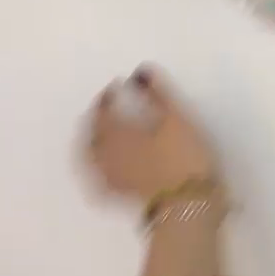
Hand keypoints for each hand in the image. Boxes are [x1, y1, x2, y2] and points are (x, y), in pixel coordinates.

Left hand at [86, 65, 217, 202]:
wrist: (186, 204)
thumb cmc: (184, 155)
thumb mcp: (178, 119)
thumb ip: (158, 94)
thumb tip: (139, 71)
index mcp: (114, 134)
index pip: (102, 111)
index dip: (107, 97)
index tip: (116, 86)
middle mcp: (101, 155)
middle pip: (90, 133)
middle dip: (97, 117)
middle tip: (108, 106)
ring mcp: (104, 177)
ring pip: (88, 154)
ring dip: (93, 139)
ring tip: (105, 131)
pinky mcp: (112, 194)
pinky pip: (95, 172)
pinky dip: (97, 161)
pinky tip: (107, 161)